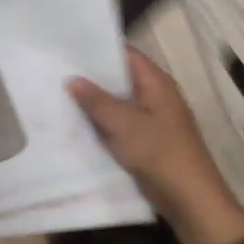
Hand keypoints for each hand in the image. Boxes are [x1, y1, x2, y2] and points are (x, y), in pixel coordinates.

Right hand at [69, 48, 243, 243]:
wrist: (189, 199)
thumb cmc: (160, 153)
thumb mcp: (123, 123)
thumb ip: (96, 100)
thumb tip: (72, 78)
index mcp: (156, 83)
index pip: (125, 54)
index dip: (98, 47)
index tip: (66, 44)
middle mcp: (155, 96)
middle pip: (119, 77)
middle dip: (90, 74)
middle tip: (54, 67)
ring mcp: (150, 119)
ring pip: (116, 102)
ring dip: (92, 100)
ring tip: (56, 90)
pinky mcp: (144, 140)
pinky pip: (117, 123)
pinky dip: (99, 121)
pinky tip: (73, 121)